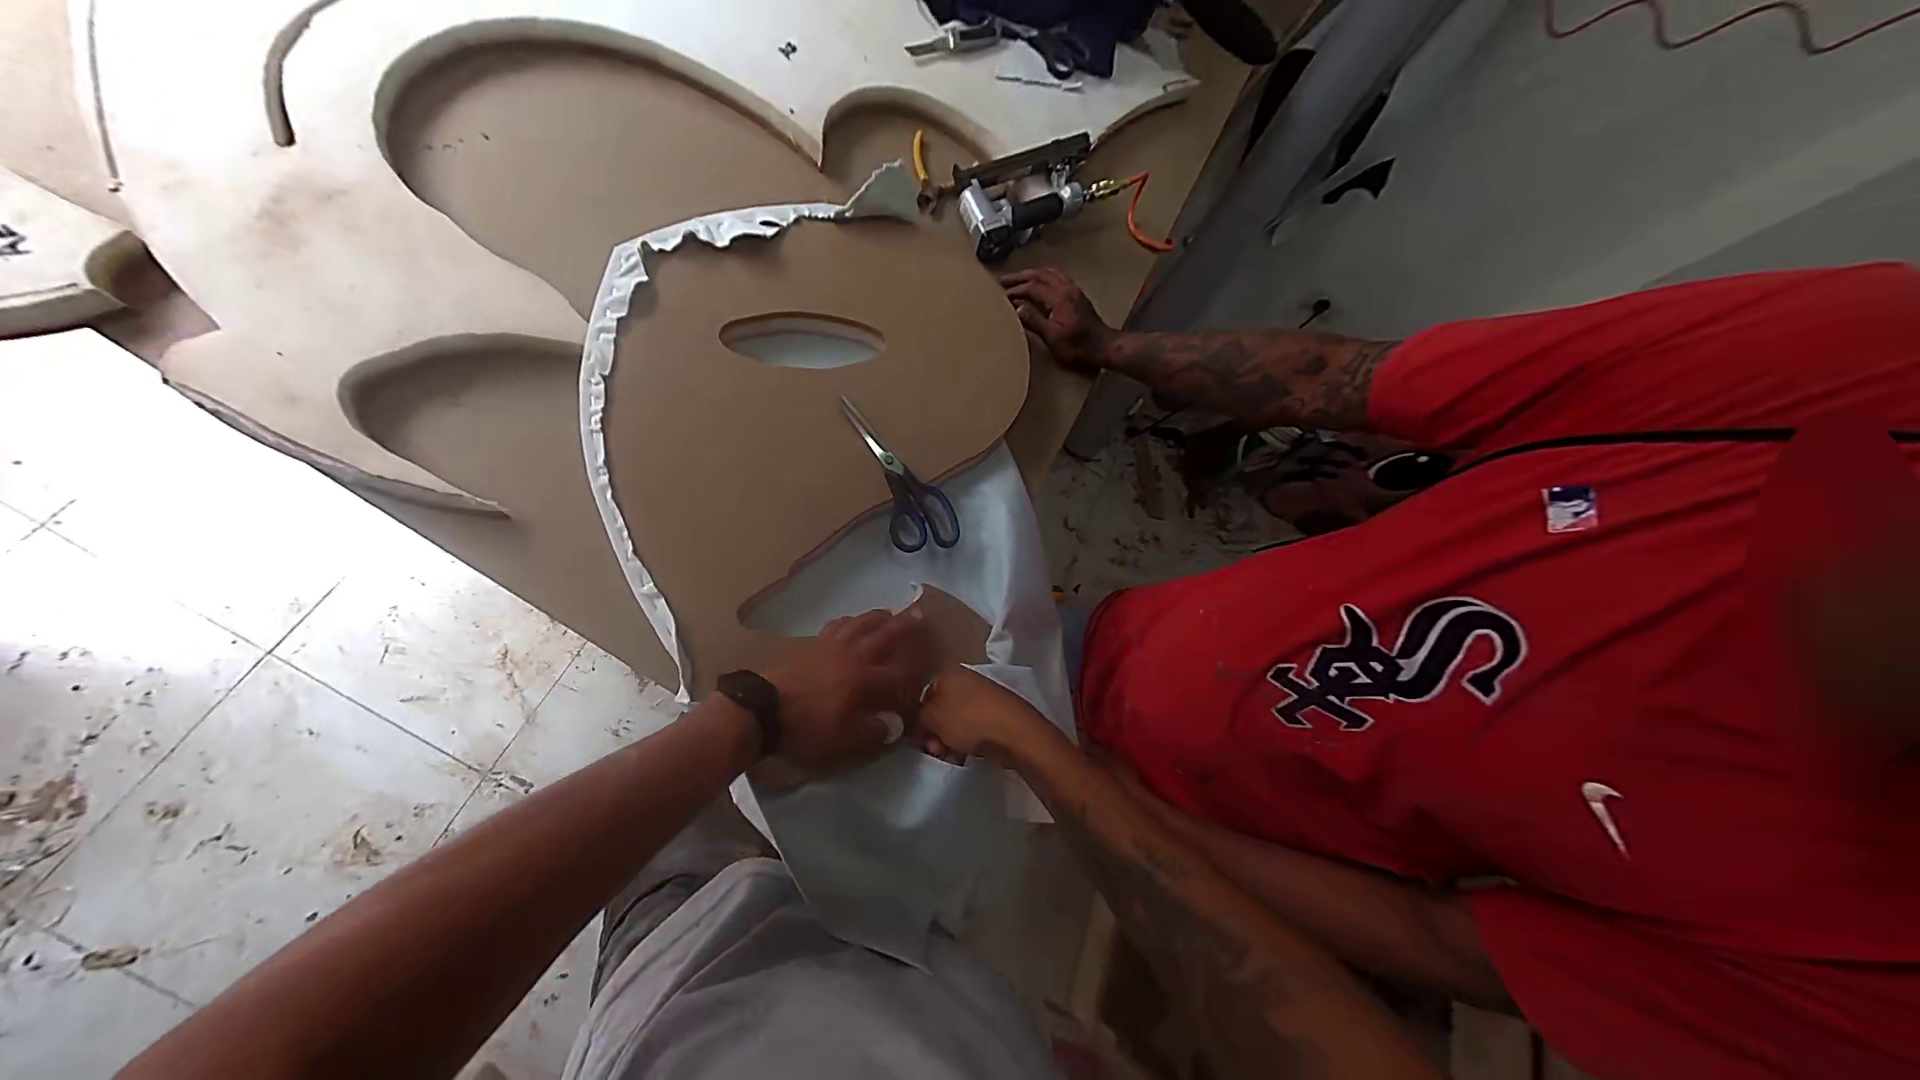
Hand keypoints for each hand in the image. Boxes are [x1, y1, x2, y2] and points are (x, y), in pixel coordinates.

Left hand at [766, 609, 935, 773]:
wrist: (765, 708)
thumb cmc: (809, 725)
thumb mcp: (845, 738)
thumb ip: (873, 731)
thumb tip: (894, 725)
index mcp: (865, 678)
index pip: (897, 676)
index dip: (912, 678)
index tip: (923, 680)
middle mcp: (854, 656)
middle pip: (884, 635)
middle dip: (904, 626)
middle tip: (919, 615)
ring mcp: (832, 647)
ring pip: (860, 624)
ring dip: (877, 617)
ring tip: (888, 613)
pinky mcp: (814, 646)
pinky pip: (836, 626)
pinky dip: (848, 622)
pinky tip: (850, 623)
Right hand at [913, 667, 1055, 763]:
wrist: (1015, 733)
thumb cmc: (969, 720)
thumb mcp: (933, 717)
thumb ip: (919, 717)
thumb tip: (919, 720)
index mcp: (950, 675)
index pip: (923, 696)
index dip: (917, 719)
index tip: (917, 741)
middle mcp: (967, 682)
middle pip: (940, 710)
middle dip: (934, 733)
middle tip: (935, 751)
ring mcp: (984, 699)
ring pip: (956, 722)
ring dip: (949, 741)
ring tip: (952, 757)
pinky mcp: (997, 716)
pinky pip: (973, 729)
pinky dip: (966, 743)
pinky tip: (965, 757)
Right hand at [1001, 268, 1114, 370]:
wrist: (1103, 346)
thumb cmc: (1077, 346)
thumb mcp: (1053, 337)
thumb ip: (1034, 321)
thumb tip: (1017, 308)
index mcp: (1059, 297)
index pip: (1032, 287)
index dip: (1015, 290)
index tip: (1001, 296)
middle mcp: (1066, 288)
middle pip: (1039, 275)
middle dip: (1020, 277)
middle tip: (1002, 280)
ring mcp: (1073, 289)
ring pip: (1049, 273)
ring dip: (1032, 274)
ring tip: (1018, 279)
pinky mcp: (1077, 294)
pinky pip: (1058, 276)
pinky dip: (1045, 275)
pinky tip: (1040, 281)